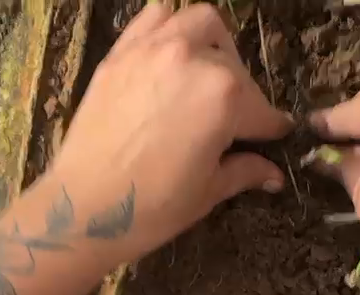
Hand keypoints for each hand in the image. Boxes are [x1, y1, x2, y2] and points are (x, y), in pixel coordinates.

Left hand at [49, 2, 291, 259]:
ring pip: (200, 24)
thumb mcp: (205, 193)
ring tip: (205, 75)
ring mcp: (154, 49)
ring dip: (212, 45)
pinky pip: (154, 18)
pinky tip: (170, 53)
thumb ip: (243, 172)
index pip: (261, 110)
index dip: (270, 130)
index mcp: (225, 97)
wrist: (83, 211)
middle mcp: (194, 59)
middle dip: (241, 93)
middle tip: (231, 122)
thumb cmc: (150, 210)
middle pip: (233, 67)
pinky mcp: (121, 54)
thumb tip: (273, 172)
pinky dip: (170, 28)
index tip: (275, 136)